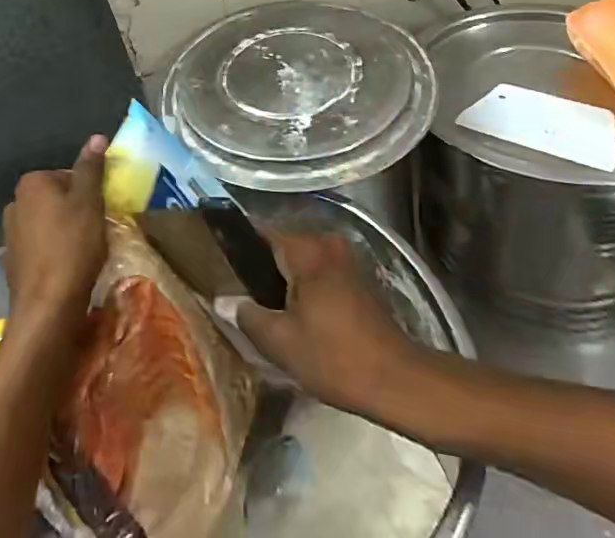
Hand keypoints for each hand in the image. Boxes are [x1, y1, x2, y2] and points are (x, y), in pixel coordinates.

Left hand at [2, 135, 107, 321]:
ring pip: (50, 224)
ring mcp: (11, 236)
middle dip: (78, 210)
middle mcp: (14, 204)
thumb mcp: (89, 201)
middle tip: (99, 228)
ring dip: (68, 232)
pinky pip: (42, 248)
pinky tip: (71, 267)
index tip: (103, 208)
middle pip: (58, 199)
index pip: (68, 174)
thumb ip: (91, 168)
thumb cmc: (72, 246)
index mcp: (31, 184)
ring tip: (88, 250)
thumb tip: (97, 137)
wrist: (47, 306)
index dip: (90, 190)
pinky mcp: (14, 263)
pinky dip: (56, 253)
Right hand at [229, 230, 425, 412]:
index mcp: (308, 249)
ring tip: (261, 310)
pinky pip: (319, 273)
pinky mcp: (358, 279)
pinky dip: (303, 289)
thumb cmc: (335, 357)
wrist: (398, 381)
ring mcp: (347, 260)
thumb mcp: (280, 341)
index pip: (261, 233)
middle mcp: (328, 243)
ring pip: (301, 263)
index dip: (236, 248)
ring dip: (283, 282)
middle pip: (281, 247)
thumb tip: (222, 300)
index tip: (216, 266)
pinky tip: (292, 317)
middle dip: (259, 270)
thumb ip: (246, 315)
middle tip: (237, 298)